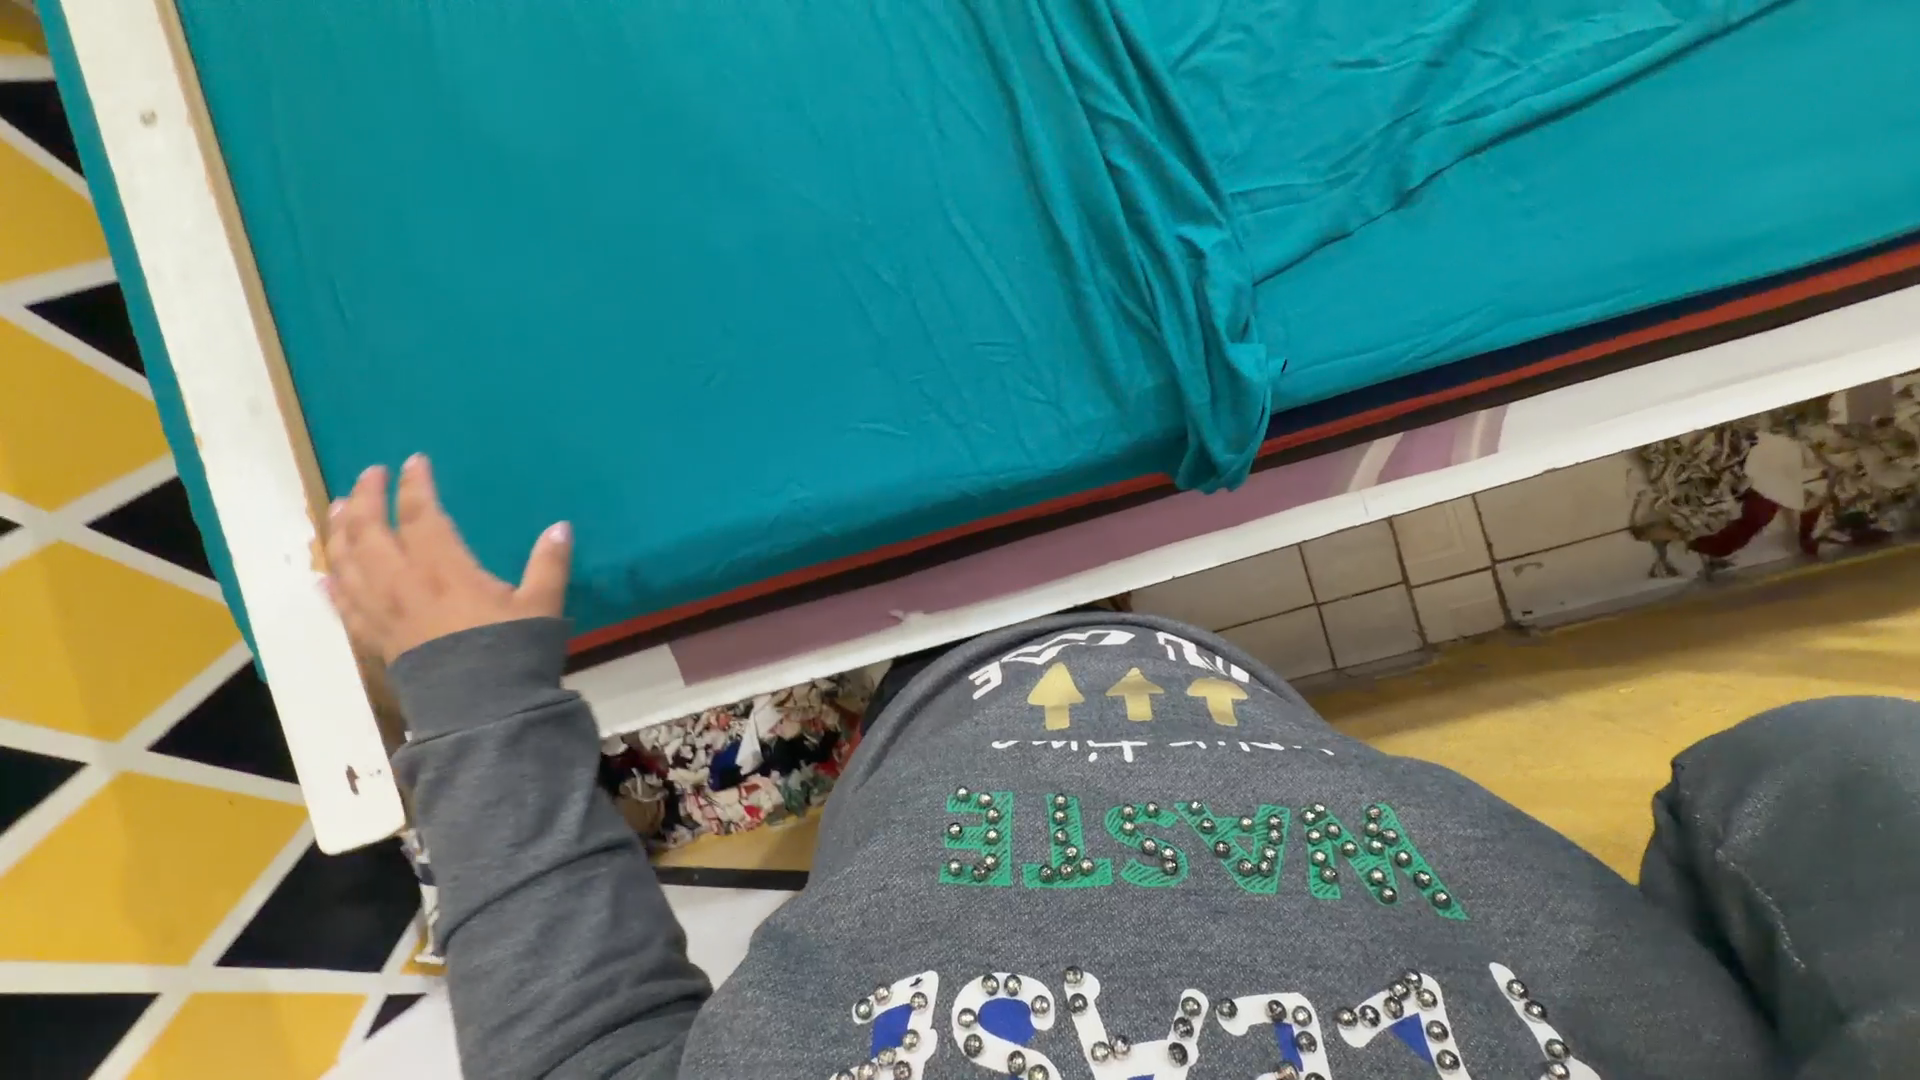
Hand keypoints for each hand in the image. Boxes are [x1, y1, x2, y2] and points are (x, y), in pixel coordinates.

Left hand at [323, 454, 571, 662]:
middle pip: (370, 532)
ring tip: (340, 509)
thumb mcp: (542, 604)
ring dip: (341, 532)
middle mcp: (403, 584)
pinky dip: (333, 585)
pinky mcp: (376, 639)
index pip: (420, 515)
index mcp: (444, 569)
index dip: (415, 485)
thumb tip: (561, 527)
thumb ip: (550, 563)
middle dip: (368, 498)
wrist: (482, 708)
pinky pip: (343, 607)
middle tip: (370, 475)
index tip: (414, 462)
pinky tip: (326, 576)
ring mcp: (383, 612)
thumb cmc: (514, 650)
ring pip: (347, 563)